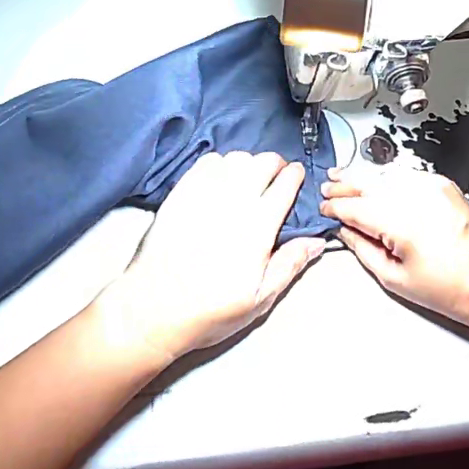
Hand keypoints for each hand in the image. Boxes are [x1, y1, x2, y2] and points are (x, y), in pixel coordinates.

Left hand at [90, 152, 325, 364]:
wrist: (152, 309)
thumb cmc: (208, 310)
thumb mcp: (259, 299)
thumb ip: (290, 265)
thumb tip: (316, 241)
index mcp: (257, 227)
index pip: (284, 184)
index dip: (295, 176)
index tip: (297, 175)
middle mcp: (232, 203)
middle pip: (262, 162)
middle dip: (275, 164)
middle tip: (276, 176)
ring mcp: (203, 195)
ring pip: (235, 158)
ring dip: (248, 163)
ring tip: (249, 178)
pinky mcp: (179, 194)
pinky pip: (205, 163)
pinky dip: (219, 164)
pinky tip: (220, 178)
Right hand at [320, 165, 468, 339]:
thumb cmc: (454, 289)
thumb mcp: (395, 278)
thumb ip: (363, 249)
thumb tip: (346, 231)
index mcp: (402, 221)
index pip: (355, 206)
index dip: (334, 207)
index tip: (324, 209)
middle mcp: (417, 197)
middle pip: (368, 183)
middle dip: (344, 185)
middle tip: (327, 187)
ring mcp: (432, 186)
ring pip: (385, 174)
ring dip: (363, 178)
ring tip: (344, 179)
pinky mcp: (442, 184)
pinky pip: (405, 175)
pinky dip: (387, 178)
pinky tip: (376, 183)